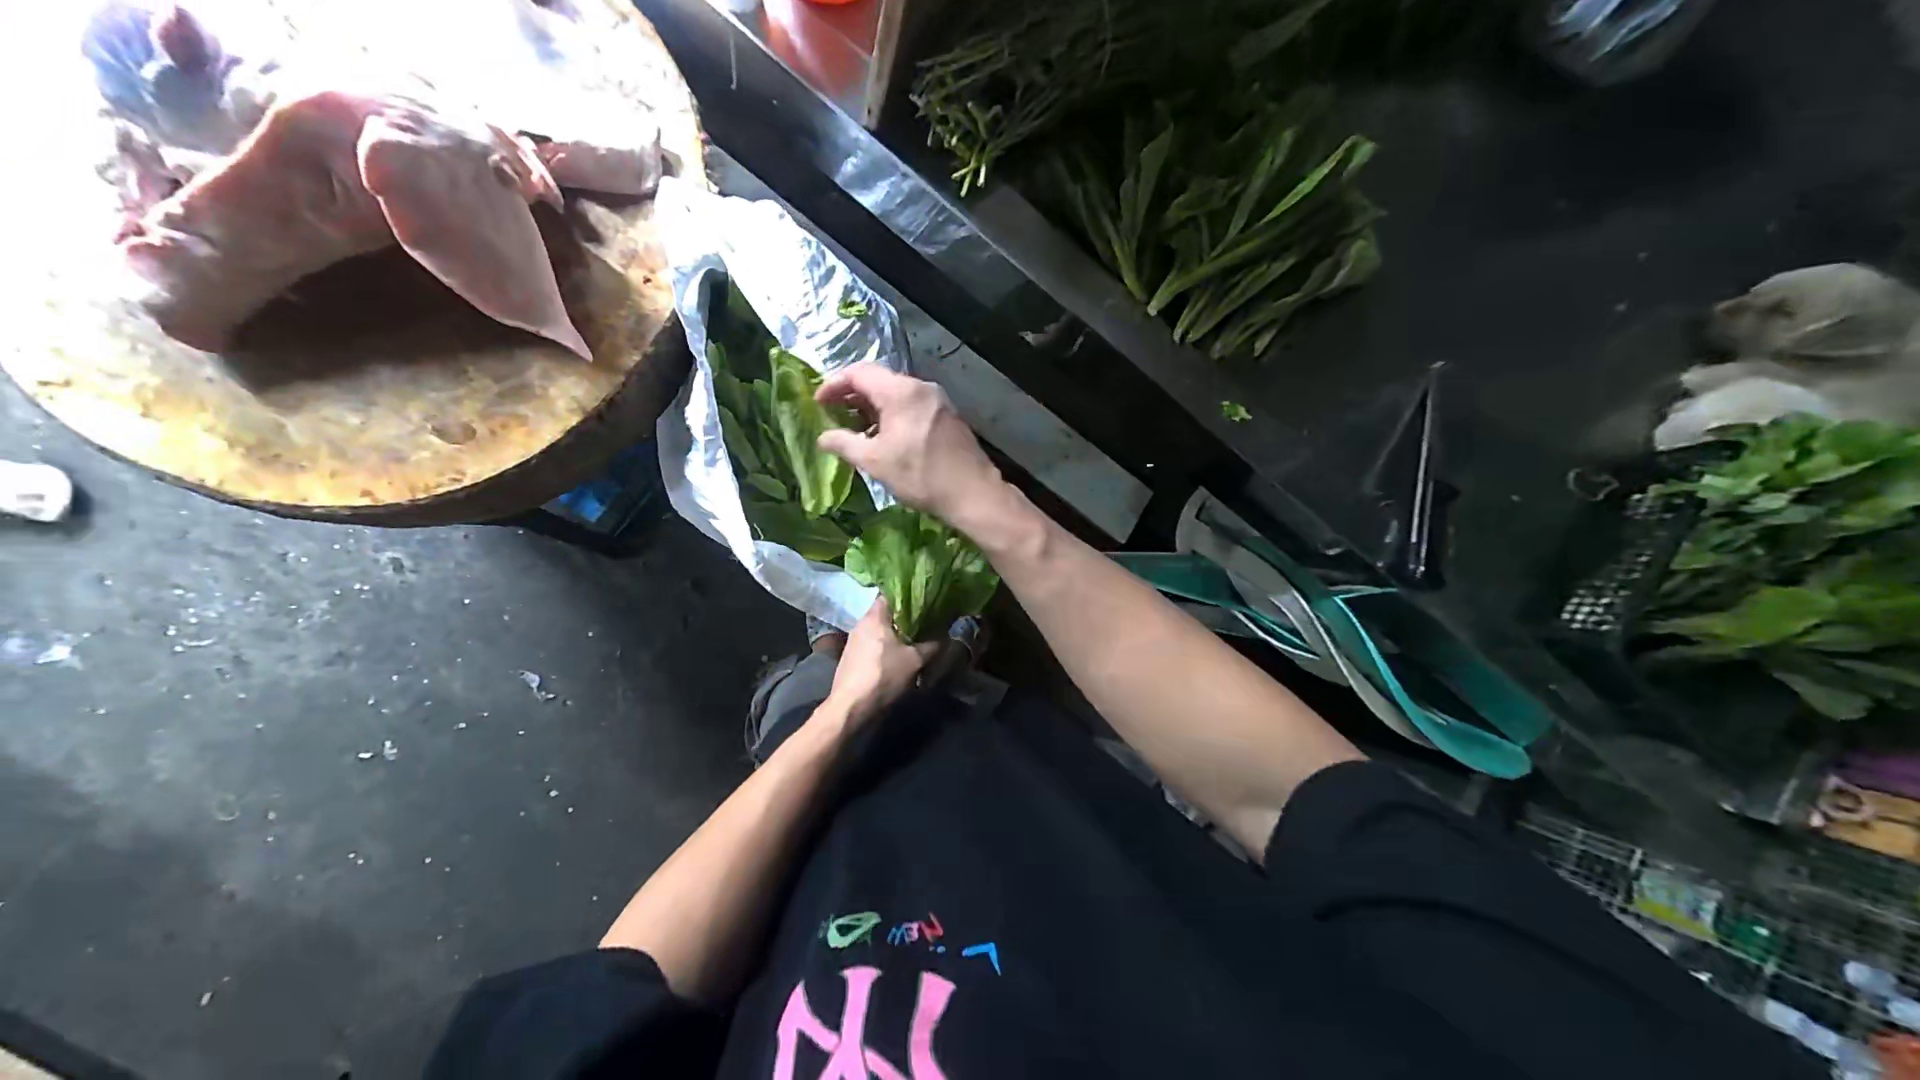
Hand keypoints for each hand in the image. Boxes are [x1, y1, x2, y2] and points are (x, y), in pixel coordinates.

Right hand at [815, 366, 1005, 528]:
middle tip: (832, 414)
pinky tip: (883, 436)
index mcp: (901, 391)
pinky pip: (911, 405)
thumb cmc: (921, 475)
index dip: (833, 385)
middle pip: (878, 380)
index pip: (858, 372)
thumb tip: (823, 437)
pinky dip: (891, 413)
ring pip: (895, 393)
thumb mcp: (875, 461)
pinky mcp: (946, 415)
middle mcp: (921, 387)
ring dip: (871, 406)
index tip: (818, 403)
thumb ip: (844, 443)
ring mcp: (937, 400)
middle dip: (851, 395)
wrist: (973, 493)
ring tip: (854, 428)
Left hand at [819, 597, 940, 728]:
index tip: (926, 600)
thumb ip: (932, 645)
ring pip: (880, 629)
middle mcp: (861, 623)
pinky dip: (886, 645)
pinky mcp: (852, 656)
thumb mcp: (915, 661)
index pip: (892, 593)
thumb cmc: (883, 676)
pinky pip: (873, 642)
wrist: (851, 707)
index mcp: (874, 616)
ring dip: (896, 633)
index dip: (910, 595)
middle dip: (906, 617)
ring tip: (916, 639)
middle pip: (887, 612)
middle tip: (926, 620)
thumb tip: (946, 636)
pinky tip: (899, 655)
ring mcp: (854, 640)